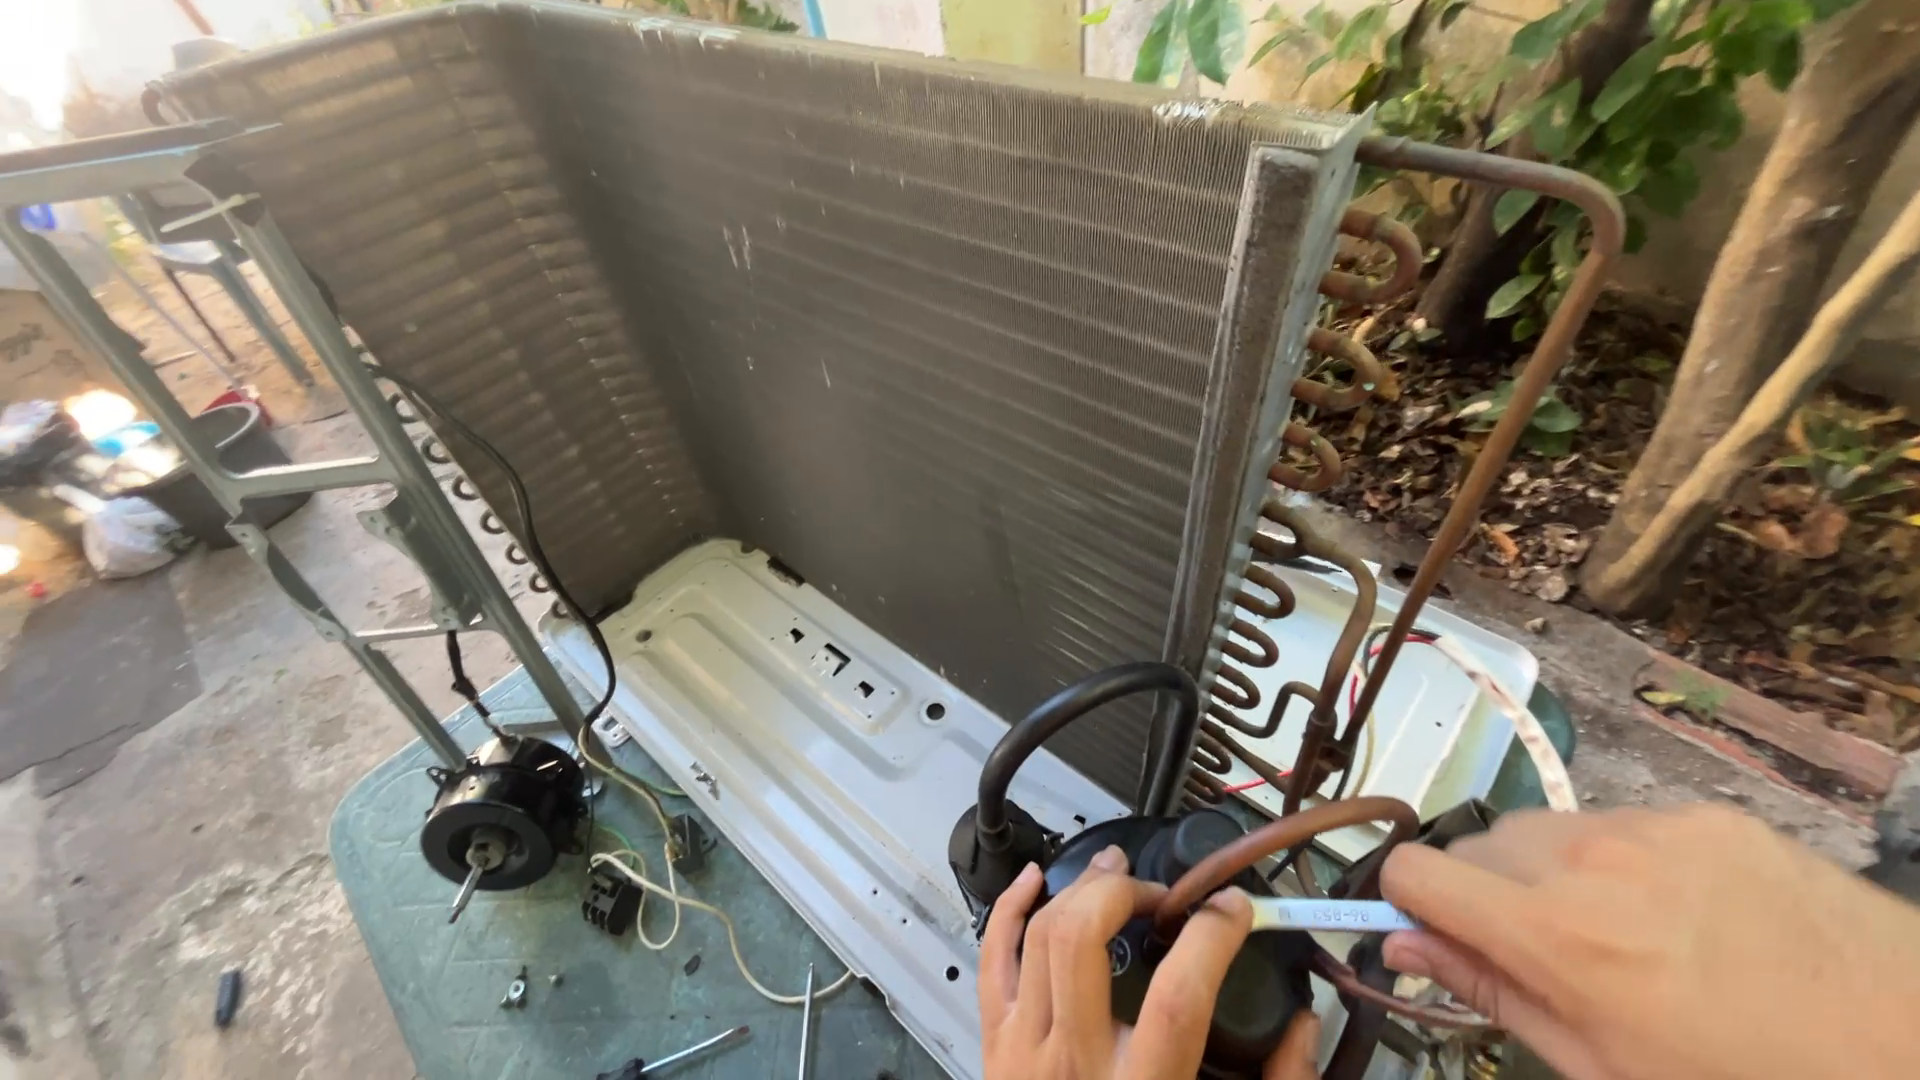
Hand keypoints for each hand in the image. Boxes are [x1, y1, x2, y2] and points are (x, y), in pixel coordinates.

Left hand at [979, 844, 1319, 1078]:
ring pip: (1040, 935)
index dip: (1209, 938)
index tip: (1233, 906)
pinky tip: (1033, 877)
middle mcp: (1074, 1063)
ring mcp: (1024, 1047)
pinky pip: (994, 956)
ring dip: (1077, 887)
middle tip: (1157, 892)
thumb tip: (1302, 1022)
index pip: (1177, 997)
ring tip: (1112, 868)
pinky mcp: (995, 1042)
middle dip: (1121, 893)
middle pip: (1080, 941)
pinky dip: (1009, 907)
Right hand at [1380, 803, 1919, 1079]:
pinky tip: (1690, 909)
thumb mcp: (1609, 1070)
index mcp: (1555, 934)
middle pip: (1474, 844)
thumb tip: (1397, 941)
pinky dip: (1621, 859)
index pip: (1414, 870)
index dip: (1410, 899)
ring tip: (1626, 926)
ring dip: (1549, 869)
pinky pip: (1616, 823)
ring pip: (1540, 829)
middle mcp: (1584, 860)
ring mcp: (1648, 827)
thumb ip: (1489, 991)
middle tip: (1549, 946)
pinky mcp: (1702, 813)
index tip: (1438, 929)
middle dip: (1487, 889)